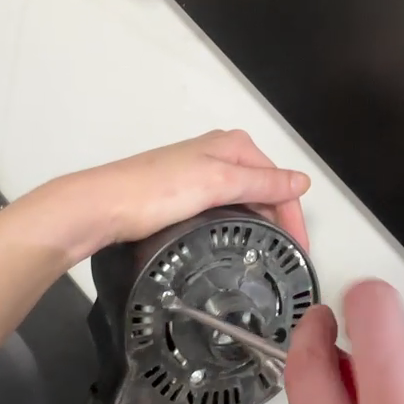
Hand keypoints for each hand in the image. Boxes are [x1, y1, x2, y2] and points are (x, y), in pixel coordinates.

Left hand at [20, 130, 310, 261]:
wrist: (100, 206)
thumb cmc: (158, 192)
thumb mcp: (218, 183)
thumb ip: (262, 183)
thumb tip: (303, 181)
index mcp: (233, 144)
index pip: (278, 179)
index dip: (293, 215)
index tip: (298, 252)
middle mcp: (219, 152)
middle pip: (263, 187)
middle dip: (278, 219)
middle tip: (284, 259)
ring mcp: (199, 172)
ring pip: (243, 198)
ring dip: (258, 223)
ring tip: (265, 255)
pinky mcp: (182, 192)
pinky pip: (223, 206)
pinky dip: (235, 223)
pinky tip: (233, 242)